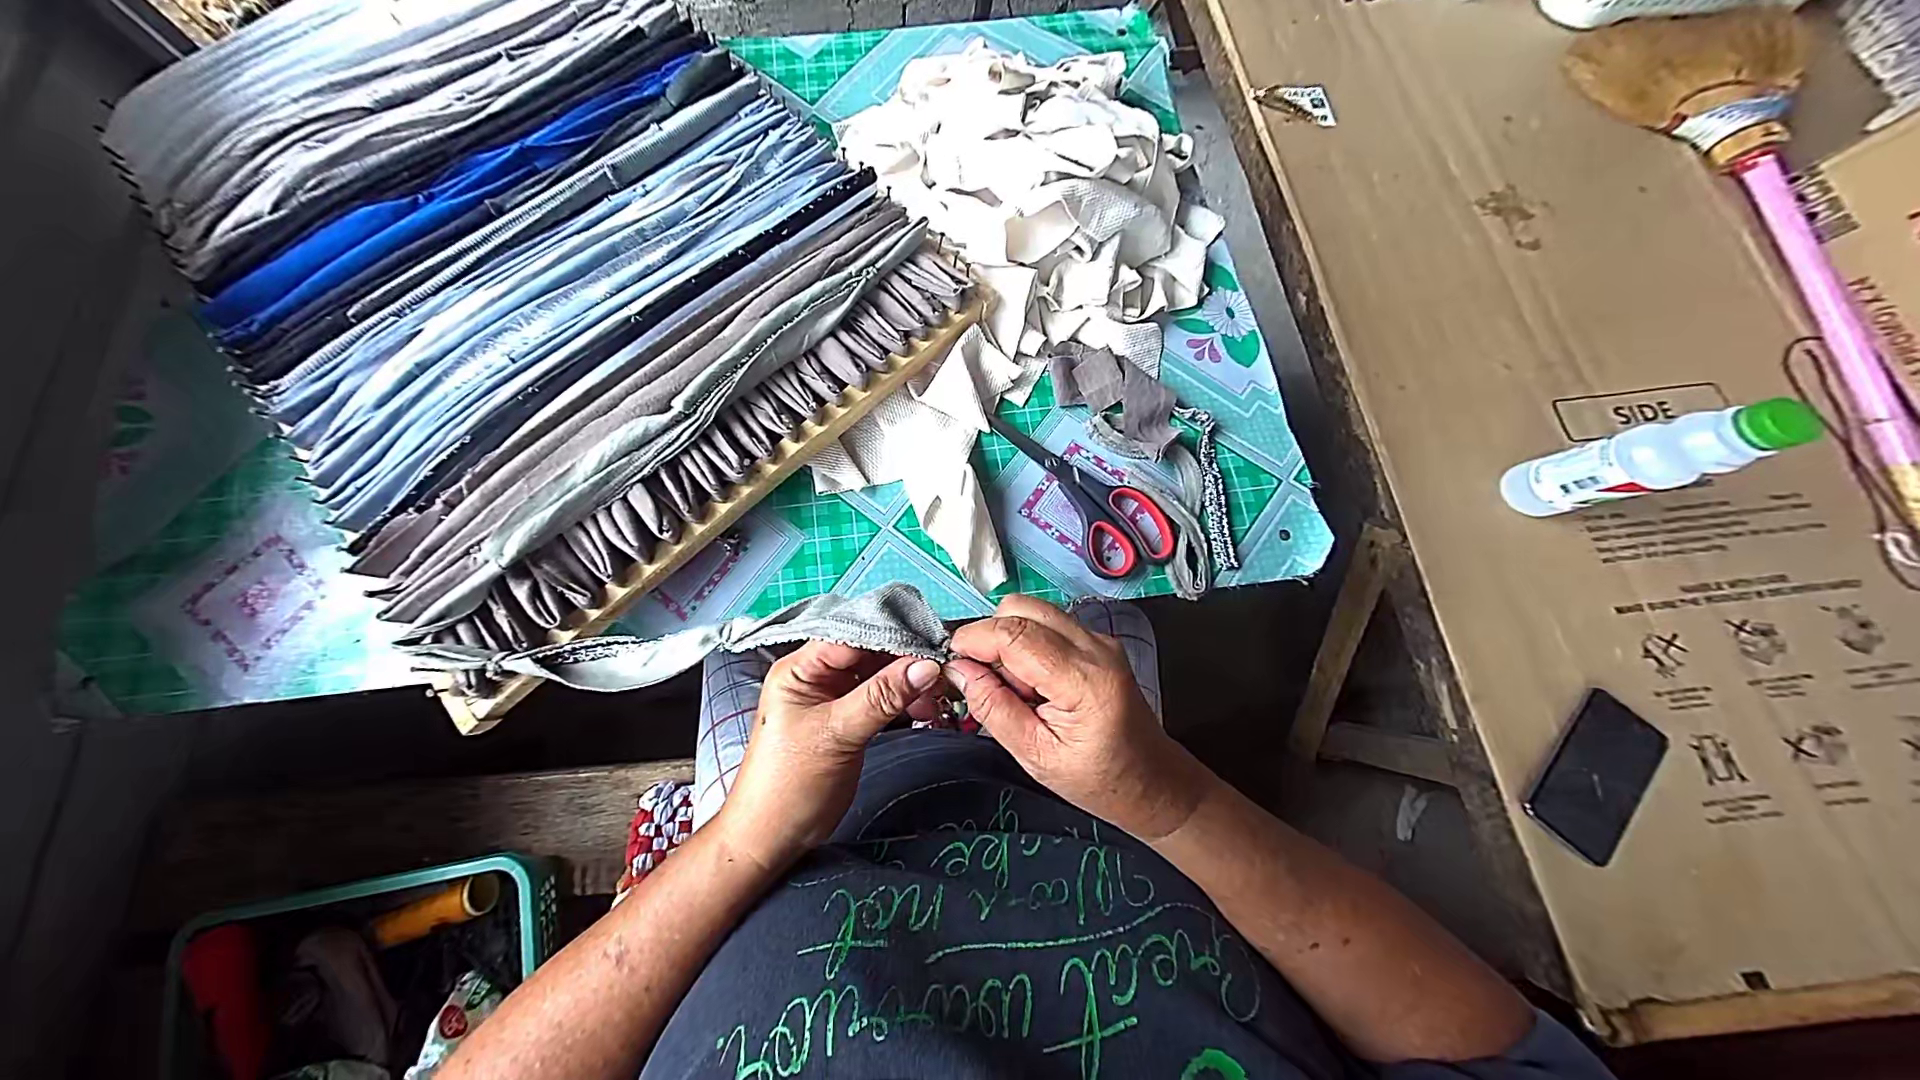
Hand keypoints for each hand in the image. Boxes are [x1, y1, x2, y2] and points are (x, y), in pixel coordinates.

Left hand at [711, 642, 941, 870]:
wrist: (772, 838)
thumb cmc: (786, 786)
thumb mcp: (836, 734)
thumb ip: (882, 697)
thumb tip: (925, 666)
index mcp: (800, 668)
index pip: (852, 635)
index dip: (891, 632)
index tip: (930, 638)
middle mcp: (817, 675)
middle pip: (869, 651)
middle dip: (905, 657)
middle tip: (941, 666)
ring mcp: (834, 696)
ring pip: (880, 672)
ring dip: (909, 679)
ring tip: (937, 692)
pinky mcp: (850, 716)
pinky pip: (883, 695)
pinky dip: (905, 698)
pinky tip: (923, 707)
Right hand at [945, 595, 1212, 839]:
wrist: (1152, 780)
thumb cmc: (1099, 780)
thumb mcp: (1035, 756)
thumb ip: (993, 708)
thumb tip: (958, 669)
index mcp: (1084, 680)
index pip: (1015, 633)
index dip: (974, 638)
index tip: (952, 660)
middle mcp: (1095, 647)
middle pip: (1022, 608)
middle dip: (990, 635)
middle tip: (987, 679)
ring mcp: (1099, 639)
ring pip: (1033, 610)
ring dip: (1008, 638)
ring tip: (1015, 686)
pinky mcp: (1097, 640)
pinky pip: (1047, 623)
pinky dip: (1026, 642)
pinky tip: (1033, 682)